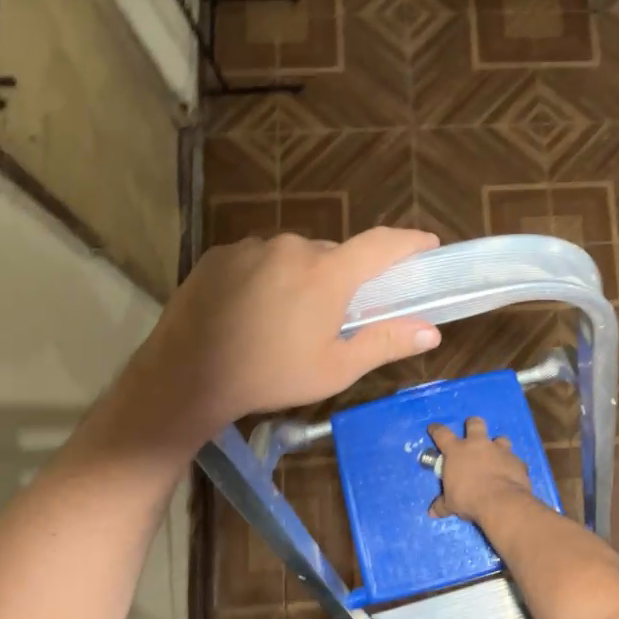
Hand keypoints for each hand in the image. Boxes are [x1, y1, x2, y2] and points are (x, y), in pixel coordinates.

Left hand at [120, 229, 442, 444]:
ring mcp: (252, 247)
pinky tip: (257, 312)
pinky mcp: (220, 254)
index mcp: (327, 273)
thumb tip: (431, 332)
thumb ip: (385, 343)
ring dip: (305, 278)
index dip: (409, 242)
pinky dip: (270, 278)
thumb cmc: (271, 376)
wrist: (186, 375)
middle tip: (344, 313)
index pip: (381, 244)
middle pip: (335, 254)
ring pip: (296, 256)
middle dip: (346, 277)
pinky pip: (260, 259)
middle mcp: (293, 247)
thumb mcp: (336, 369)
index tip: (428, 245)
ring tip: (292, 318)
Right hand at [428, 418, 535, 523]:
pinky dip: (511, 465)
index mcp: (457, 451)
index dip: (436, 429)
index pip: (442, 434)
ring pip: (500, 438)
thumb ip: (442, 504)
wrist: (501, 502)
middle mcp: (479, 445)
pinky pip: (514, 460)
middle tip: (472, 434)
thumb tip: (432, 512)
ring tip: (496, 456)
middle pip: (475, 423)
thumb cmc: (469, 500)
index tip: (434, 428)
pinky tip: (511, 474)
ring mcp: (500, 450)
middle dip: (473, 425)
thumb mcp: (451, 504)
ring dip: (497, 445)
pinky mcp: (517, 460)